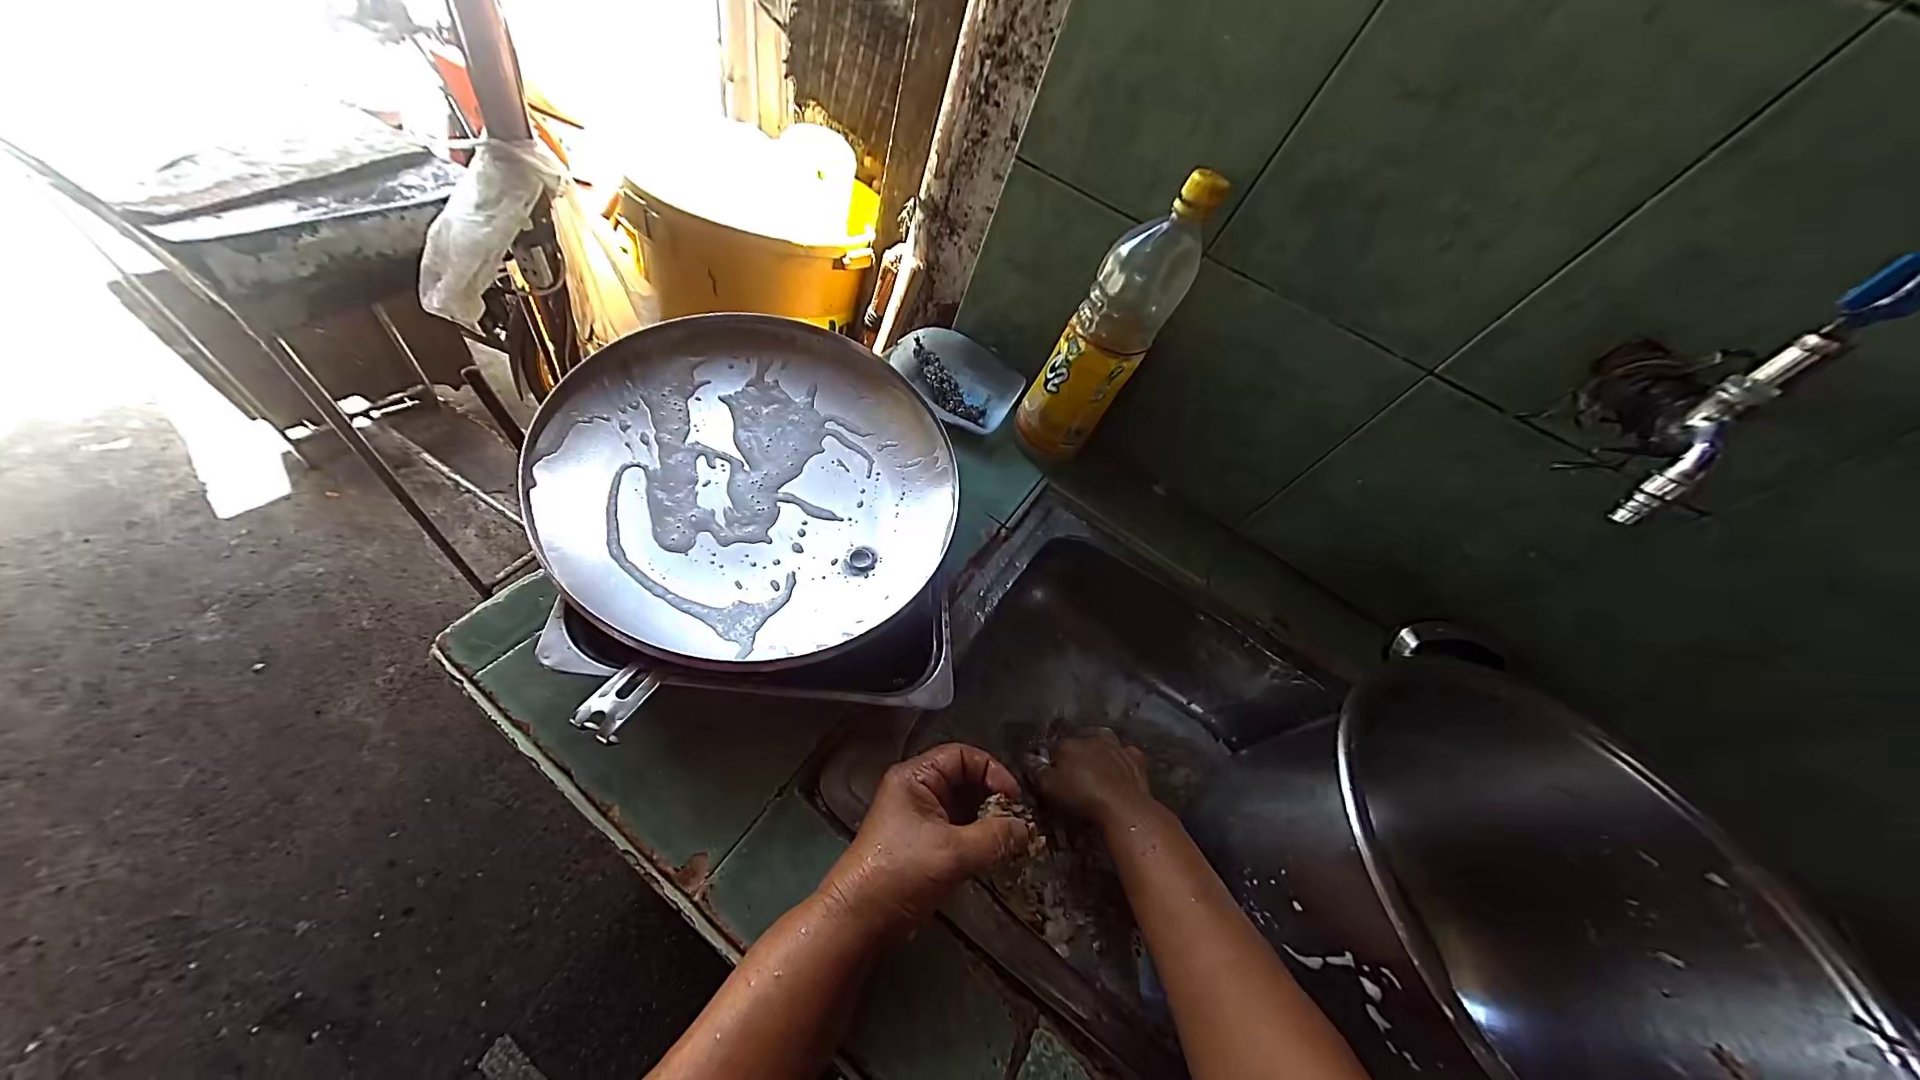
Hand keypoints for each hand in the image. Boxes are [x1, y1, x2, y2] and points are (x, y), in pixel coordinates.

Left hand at [816, 743, 1036, 938]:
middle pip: (965, 779)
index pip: (962, 755)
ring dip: (988, 819)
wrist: (859, 919)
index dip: (992, 770)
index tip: (1013, 798)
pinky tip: (995, 853)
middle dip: (993, 797)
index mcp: (915, 777)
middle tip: (1016, 821)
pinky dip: (978, 837)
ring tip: (1011, 839)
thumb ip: (994, 838)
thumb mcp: (953, 853)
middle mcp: (917, 790)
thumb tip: (1026, 830)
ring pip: (963, 806)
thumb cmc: (900, 874)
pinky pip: (959, 828)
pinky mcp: (923, 843)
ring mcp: (919, 817)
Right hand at [1035, 728, 1155, 828]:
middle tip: (1076, 777)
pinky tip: (1121, 774)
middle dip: (1076, 756)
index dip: (1052, 763)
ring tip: (1098, 775)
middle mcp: (1091, 738)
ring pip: (1104, 746)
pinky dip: (1122, 762)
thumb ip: (1037, 772)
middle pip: (1079, 744)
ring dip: (1100, 756)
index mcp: (1068, 744)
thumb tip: (1028, 759)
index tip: (1053, 778)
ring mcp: (1116, 747)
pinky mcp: (1136, 759)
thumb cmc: (1081, 799)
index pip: (1054, 749)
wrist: (1124, 809)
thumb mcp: (1050, 789)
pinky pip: (1126, 756)